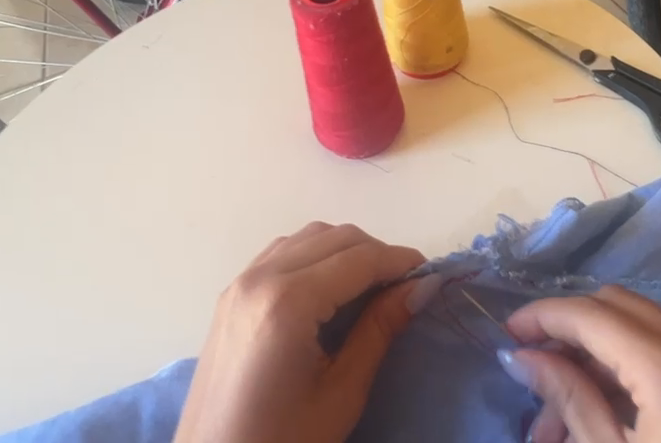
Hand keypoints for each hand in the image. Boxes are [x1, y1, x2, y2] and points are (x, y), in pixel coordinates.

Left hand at [173, 222, 437, 442]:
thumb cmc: (281, 442)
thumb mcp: (340, 393)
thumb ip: (379, 330)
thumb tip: (421, 287)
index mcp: (288, 301)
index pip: (359, 258)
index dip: (400, 261)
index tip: (430, 275)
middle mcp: (260, 276)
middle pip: (336, 237)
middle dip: (376, 253)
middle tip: (404, 287)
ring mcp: (240, 282)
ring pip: (308, 237)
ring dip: (345, 250)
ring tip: (370, 289)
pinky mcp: (231, 295)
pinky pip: (282, 252)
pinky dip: (314, 256)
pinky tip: (329, 290)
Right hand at [500, 286, 660, 442]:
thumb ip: (568, 398)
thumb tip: (520, 356)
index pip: (590, 315)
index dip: (543, 316)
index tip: (507, 332)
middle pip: (614, 305)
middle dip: (569, 329)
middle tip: (532, 366)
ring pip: (638, 324)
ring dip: (594, 351)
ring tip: (556, 411)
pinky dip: (627, 363)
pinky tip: (598, 407)